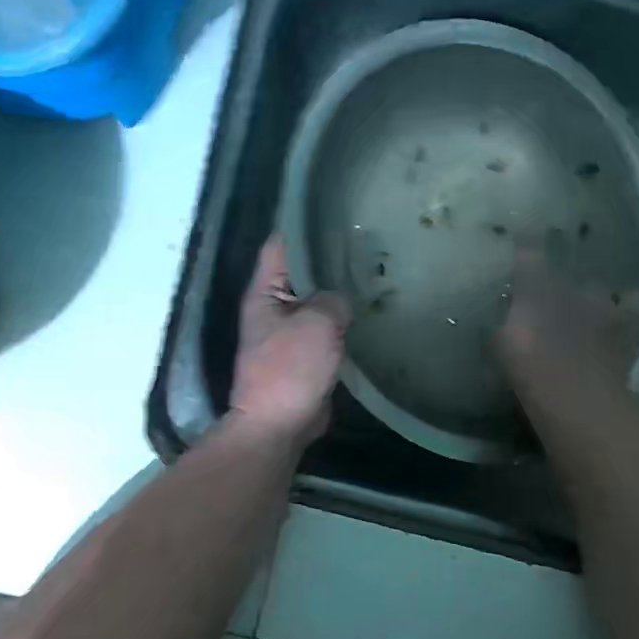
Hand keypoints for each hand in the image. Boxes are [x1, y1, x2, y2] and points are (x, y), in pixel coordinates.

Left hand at [230, 235, 350, 445]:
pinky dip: (342, 320)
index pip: (280, 246)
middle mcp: (273, 306)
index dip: (303, 227)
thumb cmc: (289, 368)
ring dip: (338, 292)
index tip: (333, 214)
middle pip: (301, 272)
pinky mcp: (304, 353)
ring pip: (316, 301)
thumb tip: (343, 298)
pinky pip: (325, 327)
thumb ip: (333, 300)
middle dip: (329, 260)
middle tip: (367, 242)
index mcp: (265, 292)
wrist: (279, 424)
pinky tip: (370, 310)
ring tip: (374, 272)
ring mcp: (288, 331)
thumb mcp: (316, 324)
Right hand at [496, 232, 638, 436]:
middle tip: (553, 294)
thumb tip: (500, 323)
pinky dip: (628, 306)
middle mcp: (572, 287)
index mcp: (536, 286)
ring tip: (592, 307)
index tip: (523, 229)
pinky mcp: (630, 328)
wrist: (579, 396)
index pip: (529, 250)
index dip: (526, 239)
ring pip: (602, 289)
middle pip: (568, 272)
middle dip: (561, 279)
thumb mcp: (499, 348)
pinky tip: (621, 315)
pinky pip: (634, 306)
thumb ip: (499, 329)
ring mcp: (604, 306)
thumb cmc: (527, 367)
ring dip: (595, 297)